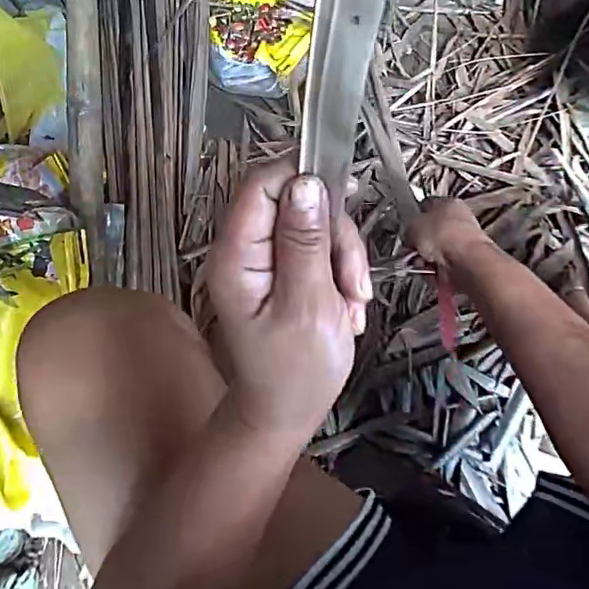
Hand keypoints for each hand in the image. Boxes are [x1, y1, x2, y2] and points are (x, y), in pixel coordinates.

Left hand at [205, 160, 371, 439]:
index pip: (259, 184)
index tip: (343, 196)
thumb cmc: (295, 373)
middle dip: (333, 234)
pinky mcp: (281, 267)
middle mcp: (242, 249)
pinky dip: (339, 270)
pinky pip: (316, 246)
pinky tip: (345, 305)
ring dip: (342, 257)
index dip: (301, 176)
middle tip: (353, 280)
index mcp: (235, 255)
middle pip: (292, 200)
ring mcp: (262, 258)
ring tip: (351, 301)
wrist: (286, 413)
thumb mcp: (308, 307)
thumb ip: (306, 242)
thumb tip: (307, 181)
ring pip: (312, 222)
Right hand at [406, 198, 493, 266]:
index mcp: (449, 203)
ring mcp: (464, 244)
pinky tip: (433, 272)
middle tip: (413, 248)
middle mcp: (460, 221)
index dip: (414, 218)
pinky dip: (435, 273)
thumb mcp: (413, 226)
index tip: (407, 228)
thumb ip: (408, 229)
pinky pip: (442, 269)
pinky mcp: (466, 265)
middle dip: (420, 244)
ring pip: (435, 253)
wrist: (467, 262)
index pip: (427, 206)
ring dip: (426, 260)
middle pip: (431, 233)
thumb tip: (408, 237)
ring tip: (423, 262)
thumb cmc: (448, 237)